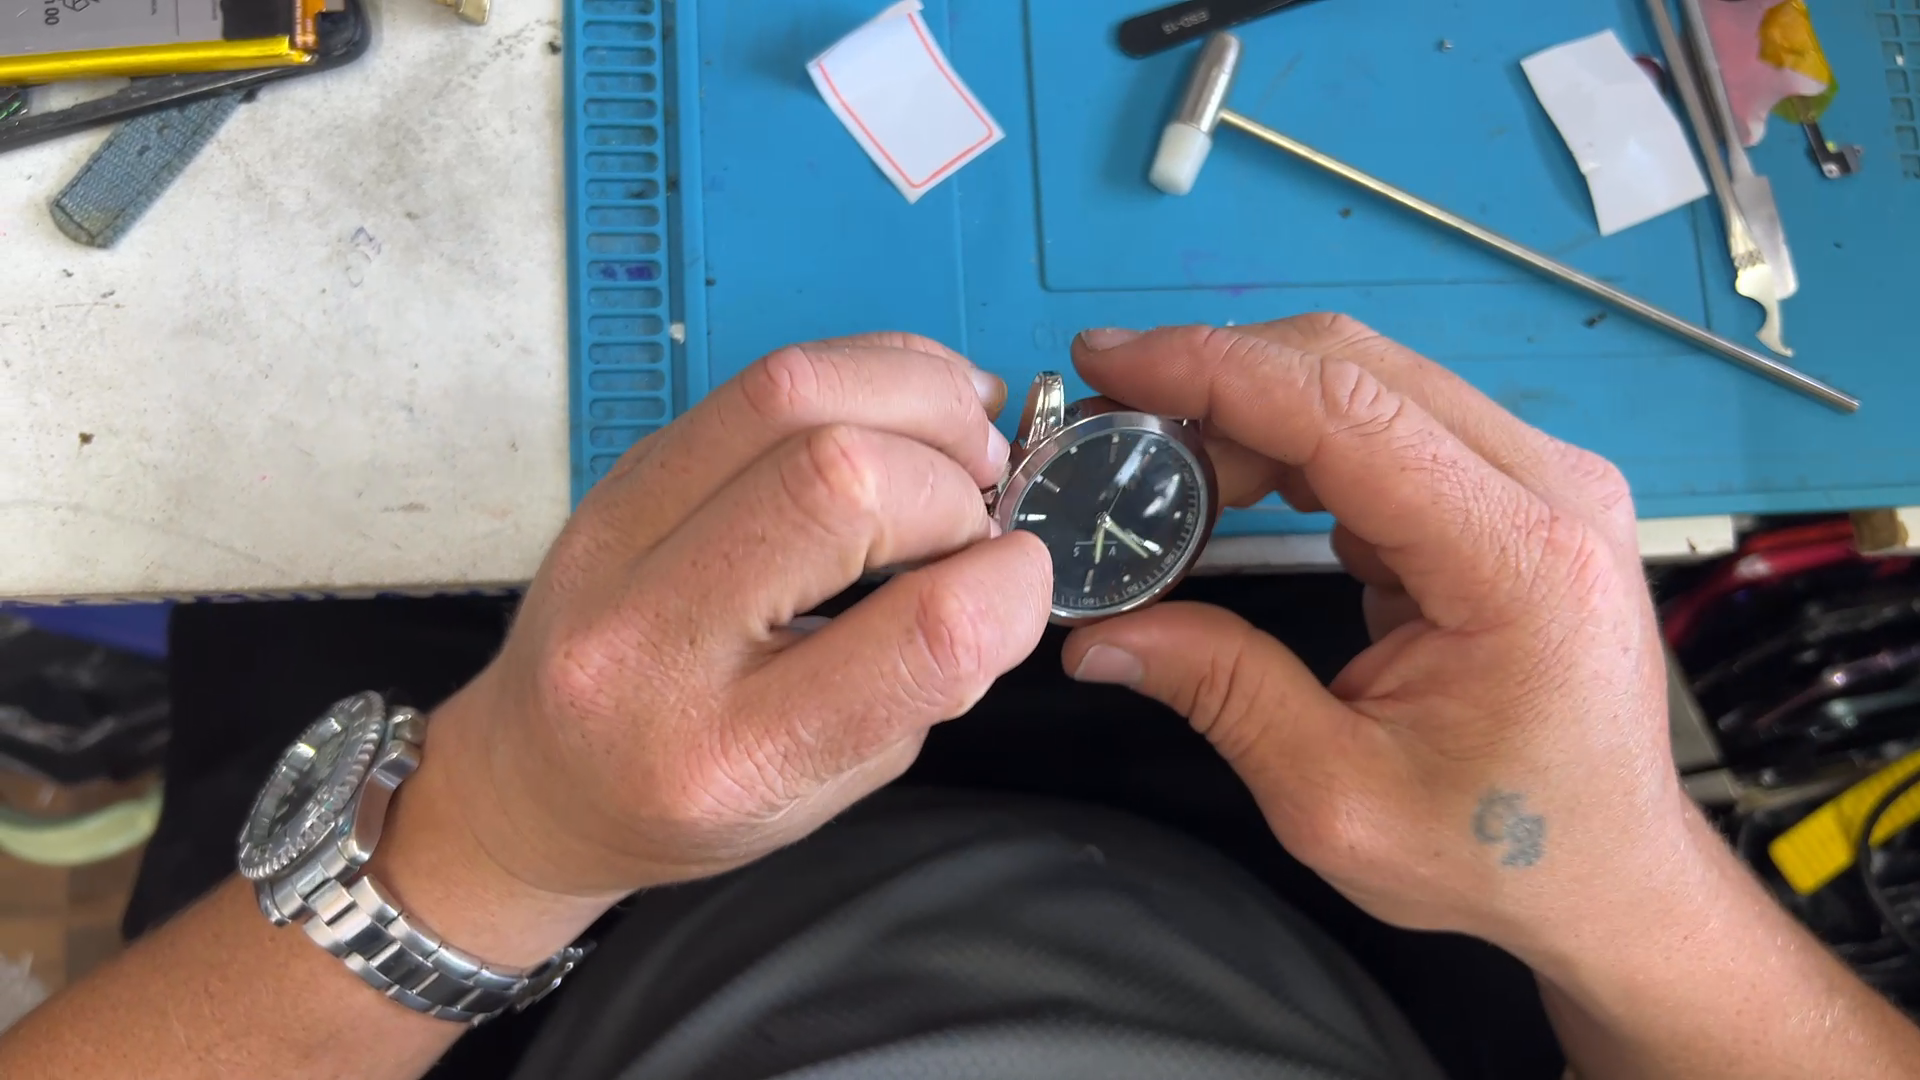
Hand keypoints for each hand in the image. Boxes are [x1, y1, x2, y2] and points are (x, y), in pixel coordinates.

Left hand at [384, 334, 1051, 949]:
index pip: (918, 635)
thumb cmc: (699, 804)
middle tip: (981, 508)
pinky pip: (761, 377)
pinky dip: (871, 367)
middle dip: (952, 484)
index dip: (1007, 586)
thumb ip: (929, 681)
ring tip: (965, 439)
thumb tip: (1000, 563)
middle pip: (841, 481)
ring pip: (793, 393)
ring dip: (920, 398)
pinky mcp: (626, 466)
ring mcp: (619, 528)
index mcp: (730, 757)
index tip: (1021, 573)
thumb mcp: (834, 787)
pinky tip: (918, 398)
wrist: (539, 776)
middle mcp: (655, 636)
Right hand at [1060, 318, 1688, 958]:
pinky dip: (1274, 439)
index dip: (1210, 370)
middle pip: (1348, 368)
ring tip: (1145, 455)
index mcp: (1513, 557)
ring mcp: (1524, 480)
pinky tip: (1216, 480)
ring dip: (1236, 406)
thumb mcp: (1334, 796)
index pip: (1341, 411)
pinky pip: (1366, 428)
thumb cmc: (1497, 850)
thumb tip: (1089, 640)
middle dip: (1208, 373)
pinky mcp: (1492, 495)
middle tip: (1105, 411)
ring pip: (1353, 384)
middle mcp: (1538, 485)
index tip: (1106, 360)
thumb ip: (1216, 692)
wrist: (1612, 876)